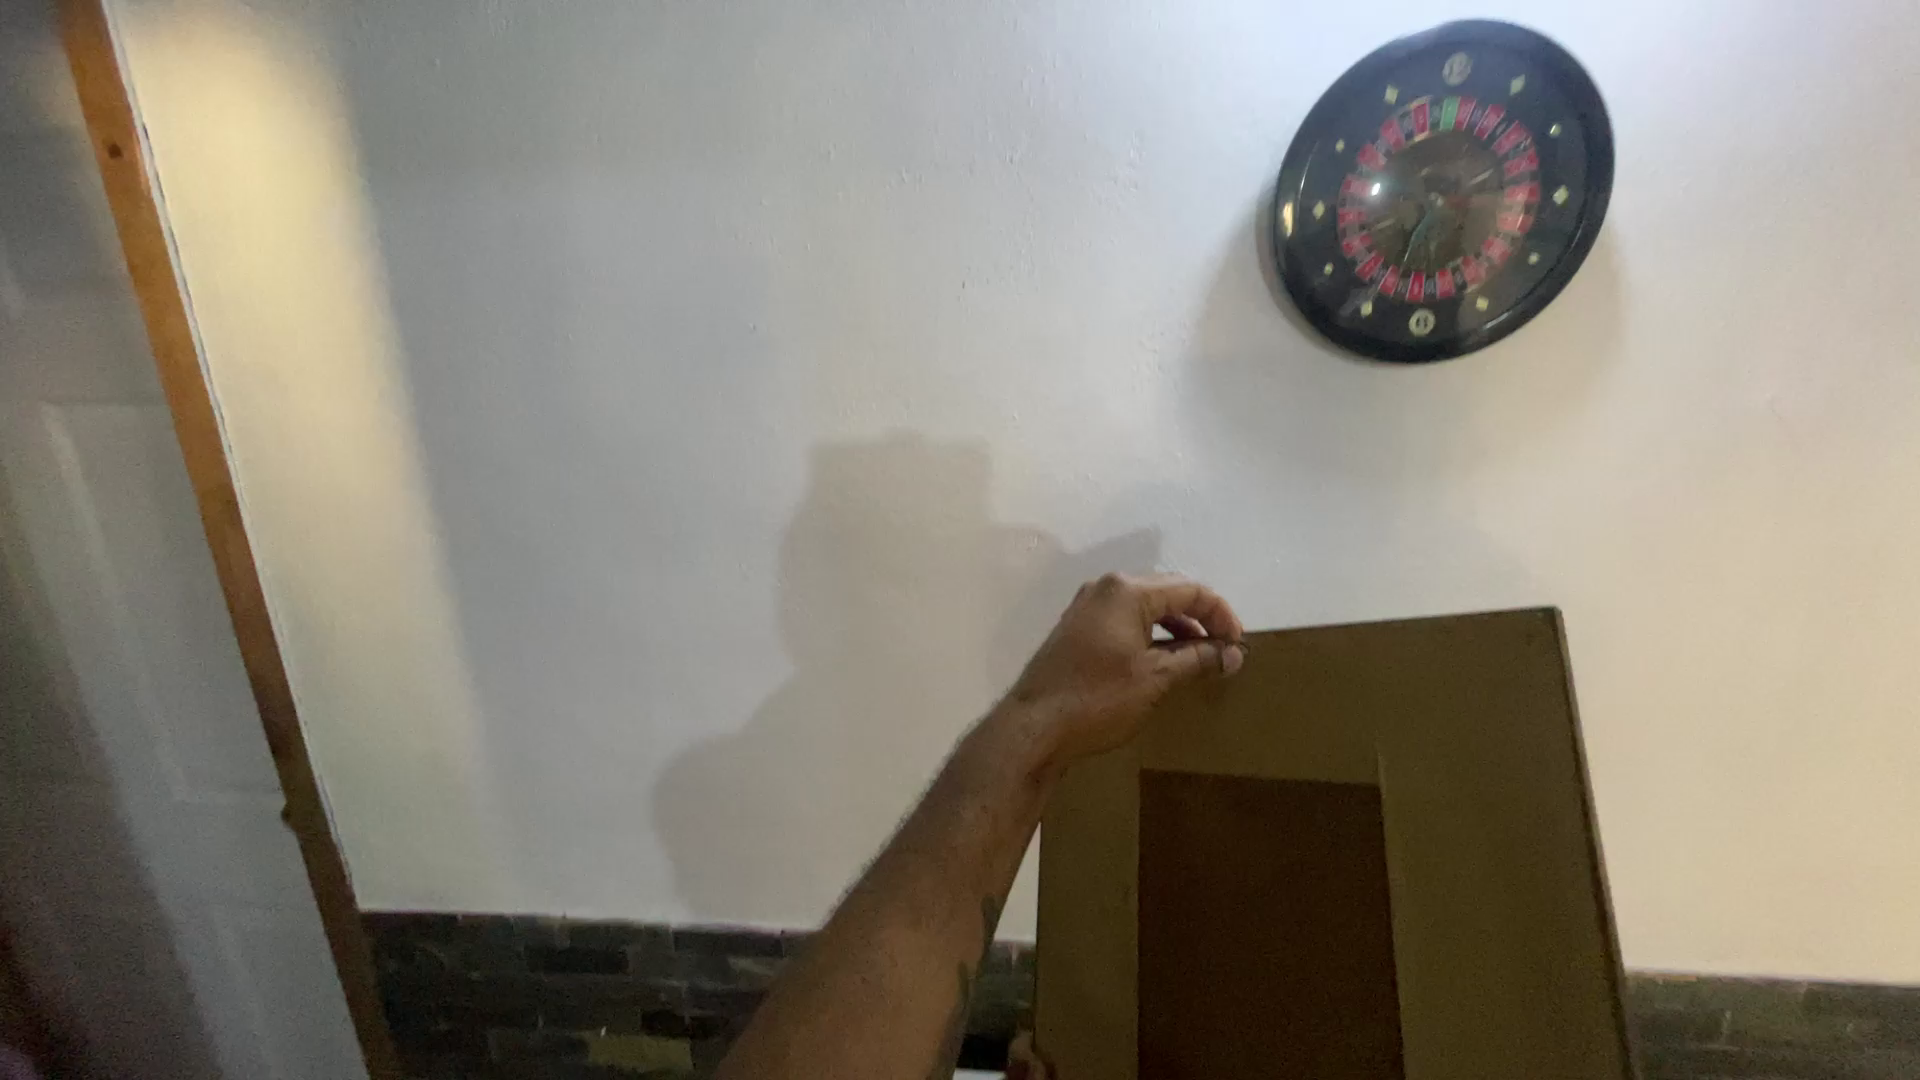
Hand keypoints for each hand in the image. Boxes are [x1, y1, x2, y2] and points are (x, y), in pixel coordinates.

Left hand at [1000, 573, 1246, 771]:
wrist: (1035, 726)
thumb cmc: (1099, 698)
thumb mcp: (1156, 678)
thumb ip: (1198, 659)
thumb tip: (1234, 653)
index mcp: (1127, 591)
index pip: (1190, 589)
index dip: (1221, 615)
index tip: (1239, 645)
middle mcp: (1105, 588)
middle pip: (1167, 592)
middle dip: (1200, 618)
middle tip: (1224, 650)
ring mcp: (1086, 607)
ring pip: (1145, 607)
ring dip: (1176, 628)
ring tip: (1199, 658)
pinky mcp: (1077, 628)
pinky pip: (1125, 620)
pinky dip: (1150, 635)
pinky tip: (1163, 661)